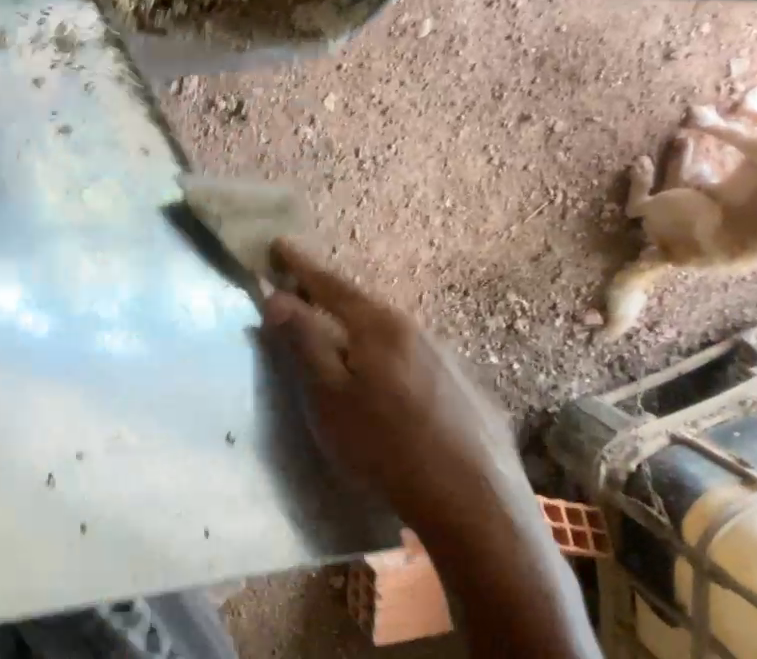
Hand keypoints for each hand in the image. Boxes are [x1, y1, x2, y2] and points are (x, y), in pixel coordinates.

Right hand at [261, 239, 531, 539]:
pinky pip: (417, 362)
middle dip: (329, 297)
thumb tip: (277, 296)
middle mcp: (419, 332)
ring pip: (392, 335)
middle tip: (300, 291)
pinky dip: (390, 359)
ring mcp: (452, 363)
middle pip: (364, 306)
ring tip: (340, 339)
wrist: (479, 510)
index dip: (299, 266)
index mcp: (379, 327)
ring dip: (360, 330)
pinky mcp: (471, 395)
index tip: (277, 244)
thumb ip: (302, 341)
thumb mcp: (327, 395)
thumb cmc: (386, 446)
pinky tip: (388, 386)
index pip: (330, 285)